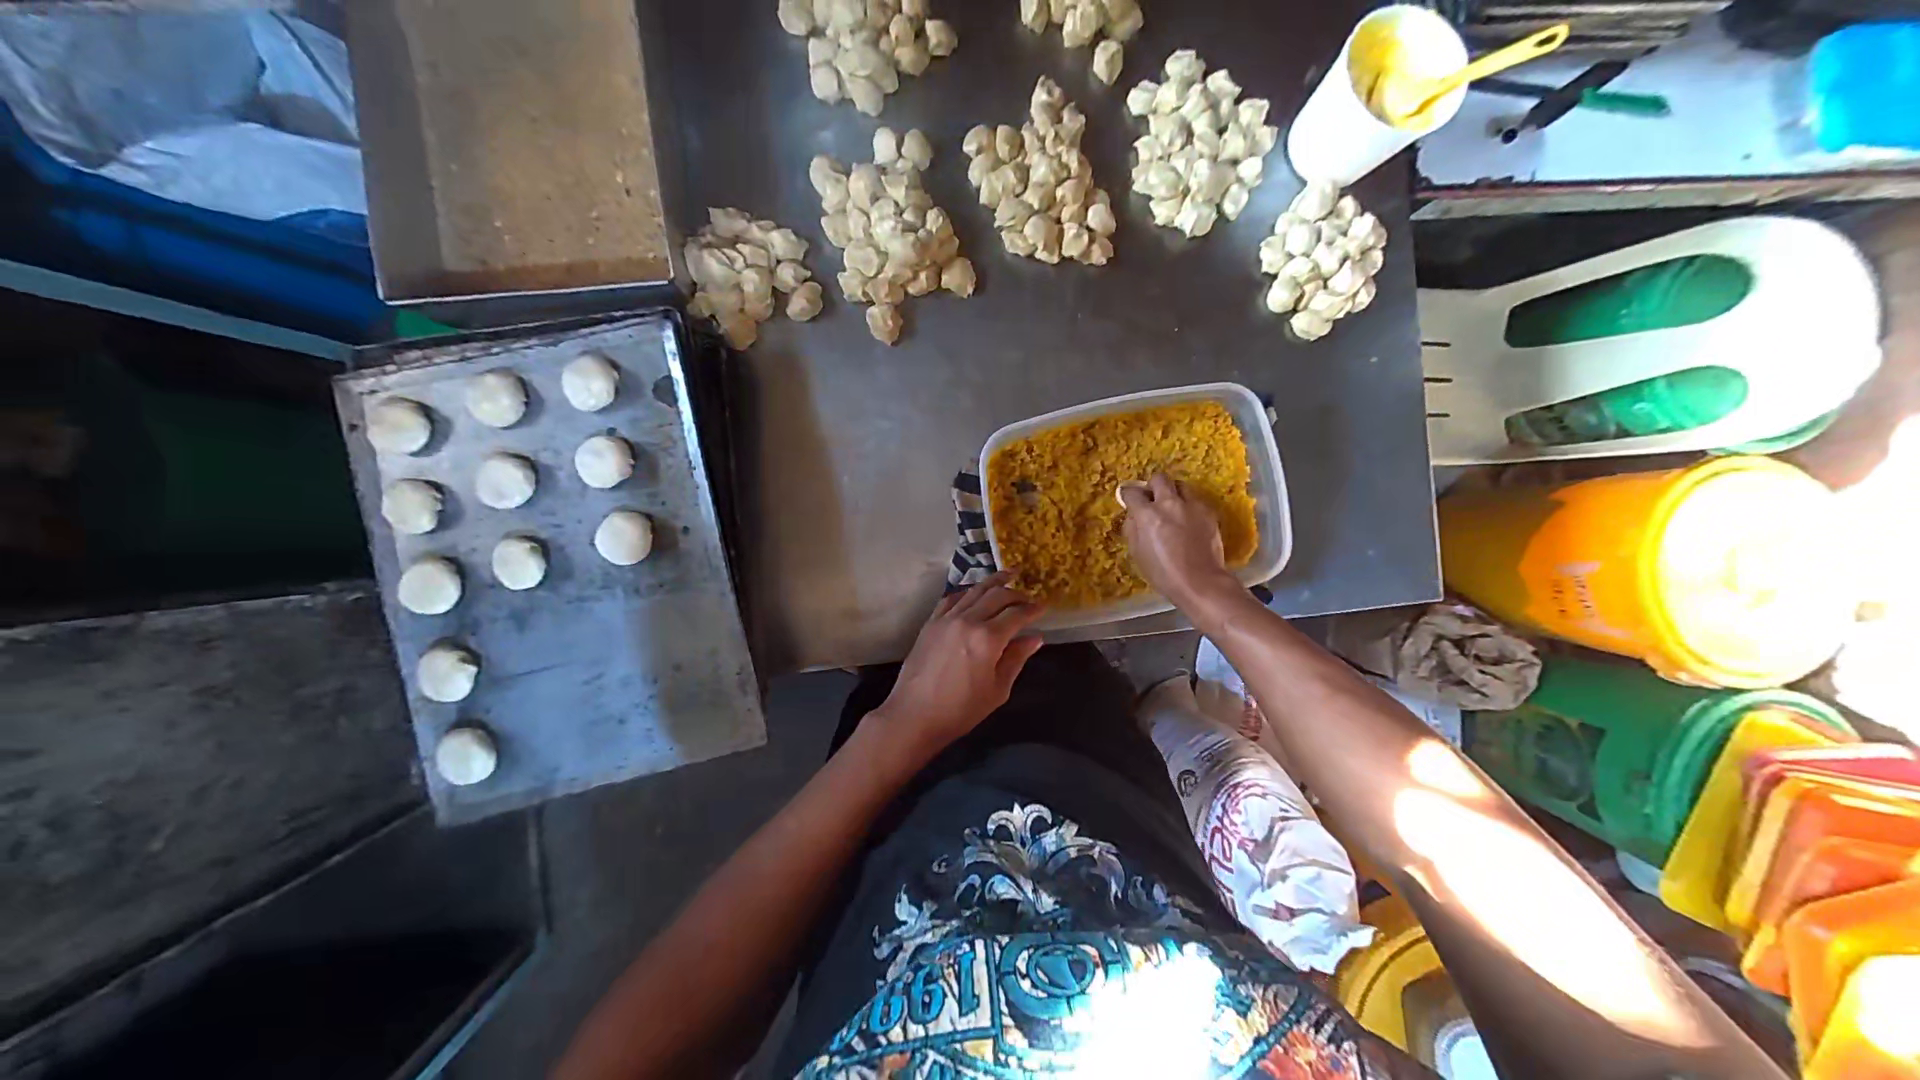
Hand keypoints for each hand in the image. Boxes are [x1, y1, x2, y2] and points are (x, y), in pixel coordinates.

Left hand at [867, 574, 1045, 757]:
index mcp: (988, 638)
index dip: (1033, 609)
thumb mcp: (997, 690)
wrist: (914, 715)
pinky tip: (975, 593)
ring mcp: (946, 619)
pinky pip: (952, 598)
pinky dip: (968, 592)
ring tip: (1008, 575)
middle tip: (1029, 596)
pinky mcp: (930, 623)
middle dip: (1016, 593)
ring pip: (974, 591)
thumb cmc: (960, 710)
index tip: (1044, 606)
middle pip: (997, 595)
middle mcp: (967, 620)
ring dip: (994, 582)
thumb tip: (1034, 638)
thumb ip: (1016, 659)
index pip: (1016, 614)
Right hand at [1120, 473, 1239, 607]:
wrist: (1200, 581)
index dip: (1128, 495)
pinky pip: (1195, 501)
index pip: (1132, 492)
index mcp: (1147, 514)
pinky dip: (1189, 507)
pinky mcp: (1209, 512)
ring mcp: (1192, 506)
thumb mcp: (1137, 552)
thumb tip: (1133, 515)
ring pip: (1181, 485)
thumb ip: (1133, 528)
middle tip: (1152, 498)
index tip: (1128, 498)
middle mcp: (1169, 503)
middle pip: (1159, 478)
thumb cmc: (1163, 573)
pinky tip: (1189, 521)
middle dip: (1153, 486)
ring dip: (1174, 493)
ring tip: (1173, 508)